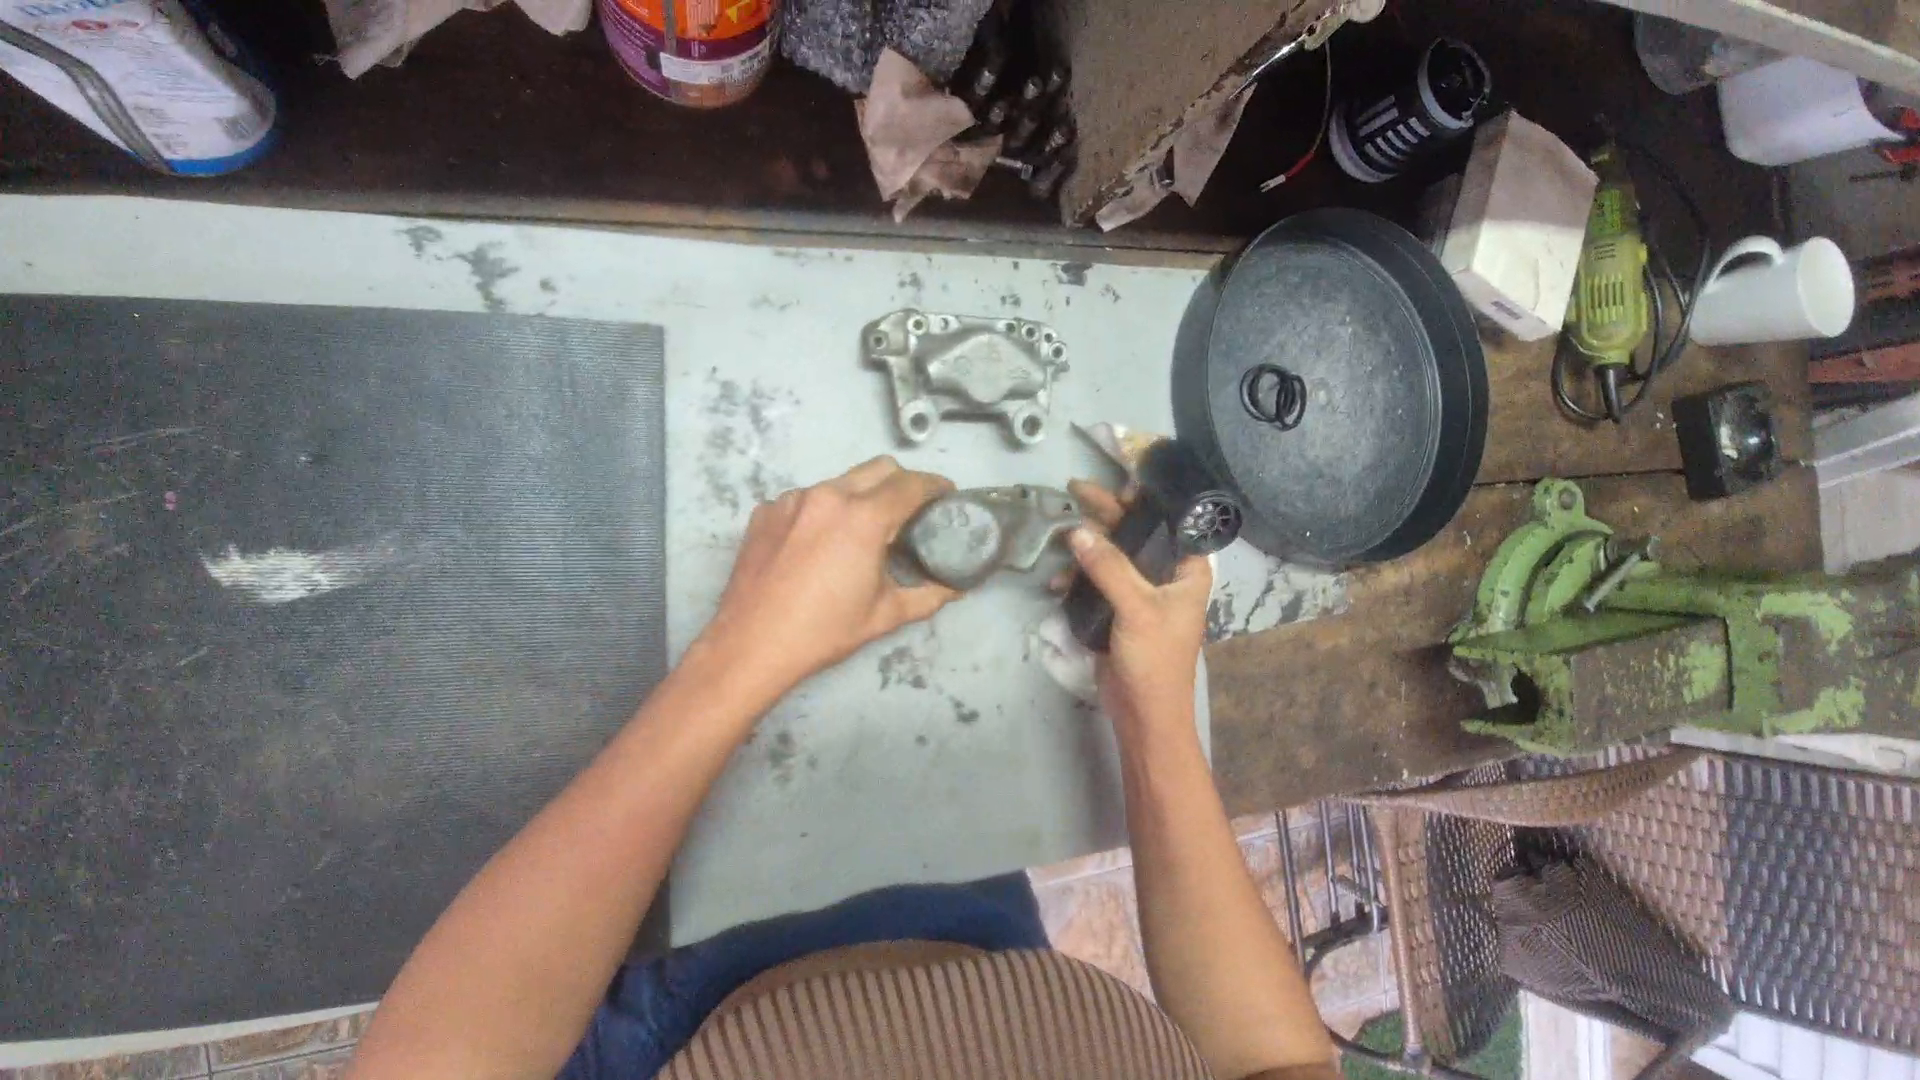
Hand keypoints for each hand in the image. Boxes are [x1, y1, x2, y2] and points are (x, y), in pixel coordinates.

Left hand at [696, 456, 959, 694]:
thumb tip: (956, 587)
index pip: (911, 484)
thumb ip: (927, 595)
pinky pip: (806, 499)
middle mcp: (828, 496)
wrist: (751, 644)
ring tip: (862, 529)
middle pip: (879, 468)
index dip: (935, 486)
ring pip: (840, 482)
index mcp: (863, 518)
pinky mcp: (766, 511)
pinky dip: (823, 512)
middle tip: (911, 510)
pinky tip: (820, 543)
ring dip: (860, 496)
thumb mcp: (885, 615)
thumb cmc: (824, 632)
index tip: (947, 494)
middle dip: (902, 482)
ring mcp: (792, 500)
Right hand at [1064, 480, 1211, 731]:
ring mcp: (1141, 593)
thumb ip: (1109, 567)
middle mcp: (1167, 576)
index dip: (1149, 498)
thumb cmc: (1155, 660)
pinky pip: (1097, 581)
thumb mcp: (1136, 609)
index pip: (1174, 521)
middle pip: (1136, 534)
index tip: (1119, 479)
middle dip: (1106, 515)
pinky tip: (1057, 581)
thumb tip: (1077, 531)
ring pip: (1113, 555)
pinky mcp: (1118, 610)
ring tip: (1059, 534)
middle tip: (1075, 490)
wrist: (1143, 714)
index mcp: (1188, 571)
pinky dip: (1079, 577)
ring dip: (1087, 546)